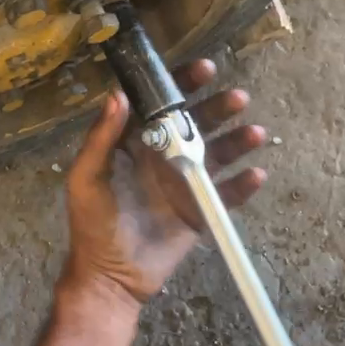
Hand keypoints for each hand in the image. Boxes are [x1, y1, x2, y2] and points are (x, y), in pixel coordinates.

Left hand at [62, 59, 268, 304]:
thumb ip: (101, 137)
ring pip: (218, 154)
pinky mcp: (199, 211)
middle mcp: (163, 157)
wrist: (111, 276)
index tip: (203, 69)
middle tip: (237, 97)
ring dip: (238, 141)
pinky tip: (256, 174)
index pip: (161, 105)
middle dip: (217, 108)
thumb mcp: (88, 177)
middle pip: (196, 124)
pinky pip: (226, 194)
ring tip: (254, 132)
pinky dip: (243, 185)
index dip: (181, 85)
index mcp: (135, 143)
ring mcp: (184, 183)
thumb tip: (118, 93)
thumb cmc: (92, 224)